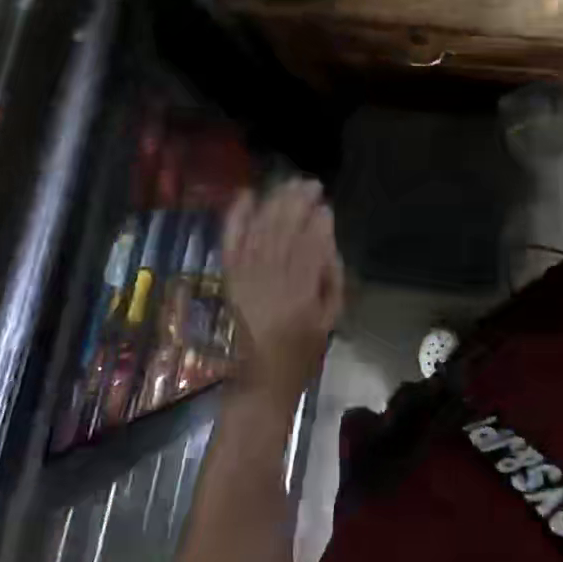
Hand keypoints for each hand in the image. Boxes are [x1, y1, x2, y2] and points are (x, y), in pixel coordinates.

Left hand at [222, 178, 343, 401]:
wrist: (260, 377)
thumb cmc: (302, 350)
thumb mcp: (331, 318)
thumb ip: (333, 277)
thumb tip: (327, 240)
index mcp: (301, 294)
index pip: (311, 246)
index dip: (319, 222)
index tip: (326, 206)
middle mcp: (271, 279)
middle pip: (284, 230)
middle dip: (298, 202)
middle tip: (311, 184)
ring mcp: (246, 275)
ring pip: (261, 229)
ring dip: (275, 202)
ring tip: (289, 184)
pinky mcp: (229, 276)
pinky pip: (231, 239)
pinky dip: (237, 216)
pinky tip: (247, 194)